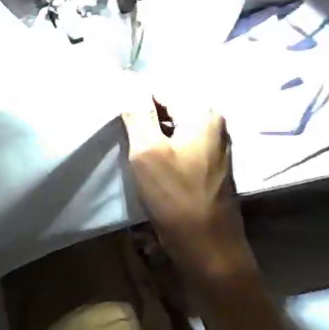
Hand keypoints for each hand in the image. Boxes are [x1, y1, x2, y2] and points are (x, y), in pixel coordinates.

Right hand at [122, 90, 254, 284]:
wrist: (207, 246)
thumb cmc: (174, 196)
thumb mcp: (147, 152)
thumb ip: (137, 114)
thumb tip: (126, 83)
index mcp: (202, 113)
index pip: (160, 88)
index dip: (133, 98)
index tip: (114, 116)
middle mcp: (214, 123)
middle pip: (168, 105)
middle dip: (142, 114)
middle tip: (119, 132)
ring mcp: (215, 145)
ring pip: (173, 126)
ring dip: (150, 133)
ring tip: (129, 147)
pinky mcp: (209, 165)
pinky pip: (180, 144)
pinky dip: (162, 148)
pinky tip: (147, 163)